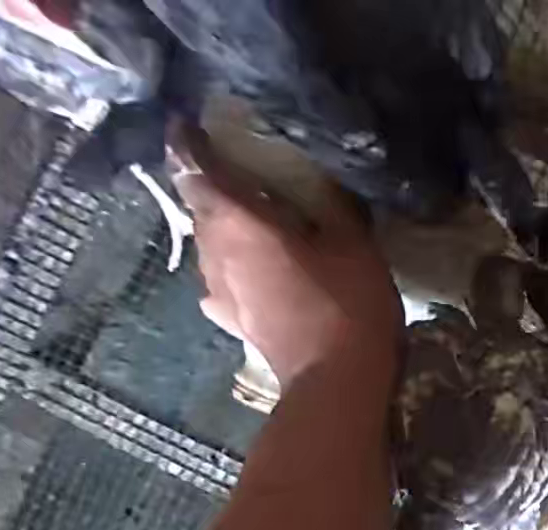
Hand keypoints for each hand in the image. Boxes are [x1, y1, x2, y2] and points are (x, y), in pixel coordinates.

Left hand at [169, 126, 402, 388]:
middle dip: (223, 191)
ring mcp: (217, 291)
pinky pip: (228, 283)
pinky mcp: (234, 324)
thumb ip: (335, 206)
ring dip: (235, 235)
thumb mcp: (356, 248)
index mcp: (234, 218)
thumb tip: (324, 181)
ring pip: (214, 246)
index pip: (191, 161)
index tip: (201, 127)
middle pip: (203, 206)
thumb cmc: (345, 308)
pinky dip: (242, 273)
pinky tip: (263, 281)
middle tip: (257, 185)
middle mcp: (211, 249)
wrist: (336, 385)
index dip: (191, 140)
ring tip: (268, 235)